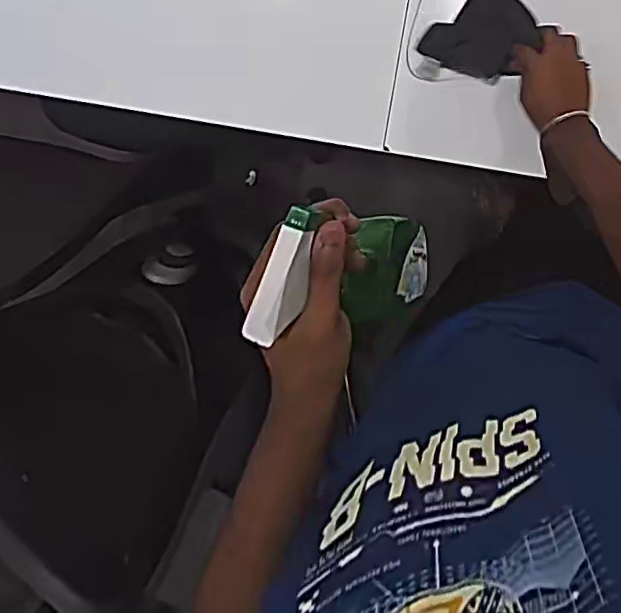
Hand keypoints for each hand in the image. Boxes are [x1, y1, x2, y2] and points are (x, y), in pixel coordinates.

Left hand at [241, 198, 363, 406]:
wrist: (310, 401)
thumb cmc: (313, 365)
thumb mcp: (323, 317)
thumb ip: (325, 273)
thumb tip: (330, 229)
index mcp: (262, 289)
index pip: (283, 236)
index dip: (314, 219)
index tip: (345, 218)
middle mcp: (268, 284)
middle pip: (297, 239)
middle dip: (330, 231)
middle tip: (357, 233)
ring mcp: (283, 290)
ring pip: (310, 250)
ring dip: (338, 246)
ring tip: (359, 260)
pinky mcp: (300, 296)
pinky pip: (317, 265)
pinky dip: (338, 260)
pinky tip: (353, 268)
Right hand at [511, 26, 589, 132]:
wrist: (565, 122)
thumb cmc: (546, 110)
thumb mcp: (525, 92)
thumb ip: (524, 73)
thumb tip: (523, 66)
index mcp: (537, 61)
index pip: (524, 47)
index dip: (518, 50)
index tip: (517, 53)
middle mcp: (557, 56)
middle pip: (550, 33)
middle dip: (541, 36)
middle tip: (537, 43)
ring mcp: (572, 61)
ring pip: (568, 39)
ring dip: (559, 42)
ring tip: (554, 49)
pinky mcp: (583, 69)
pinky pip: (577, 56)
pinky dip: (570, 58)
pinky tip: (565, 64)